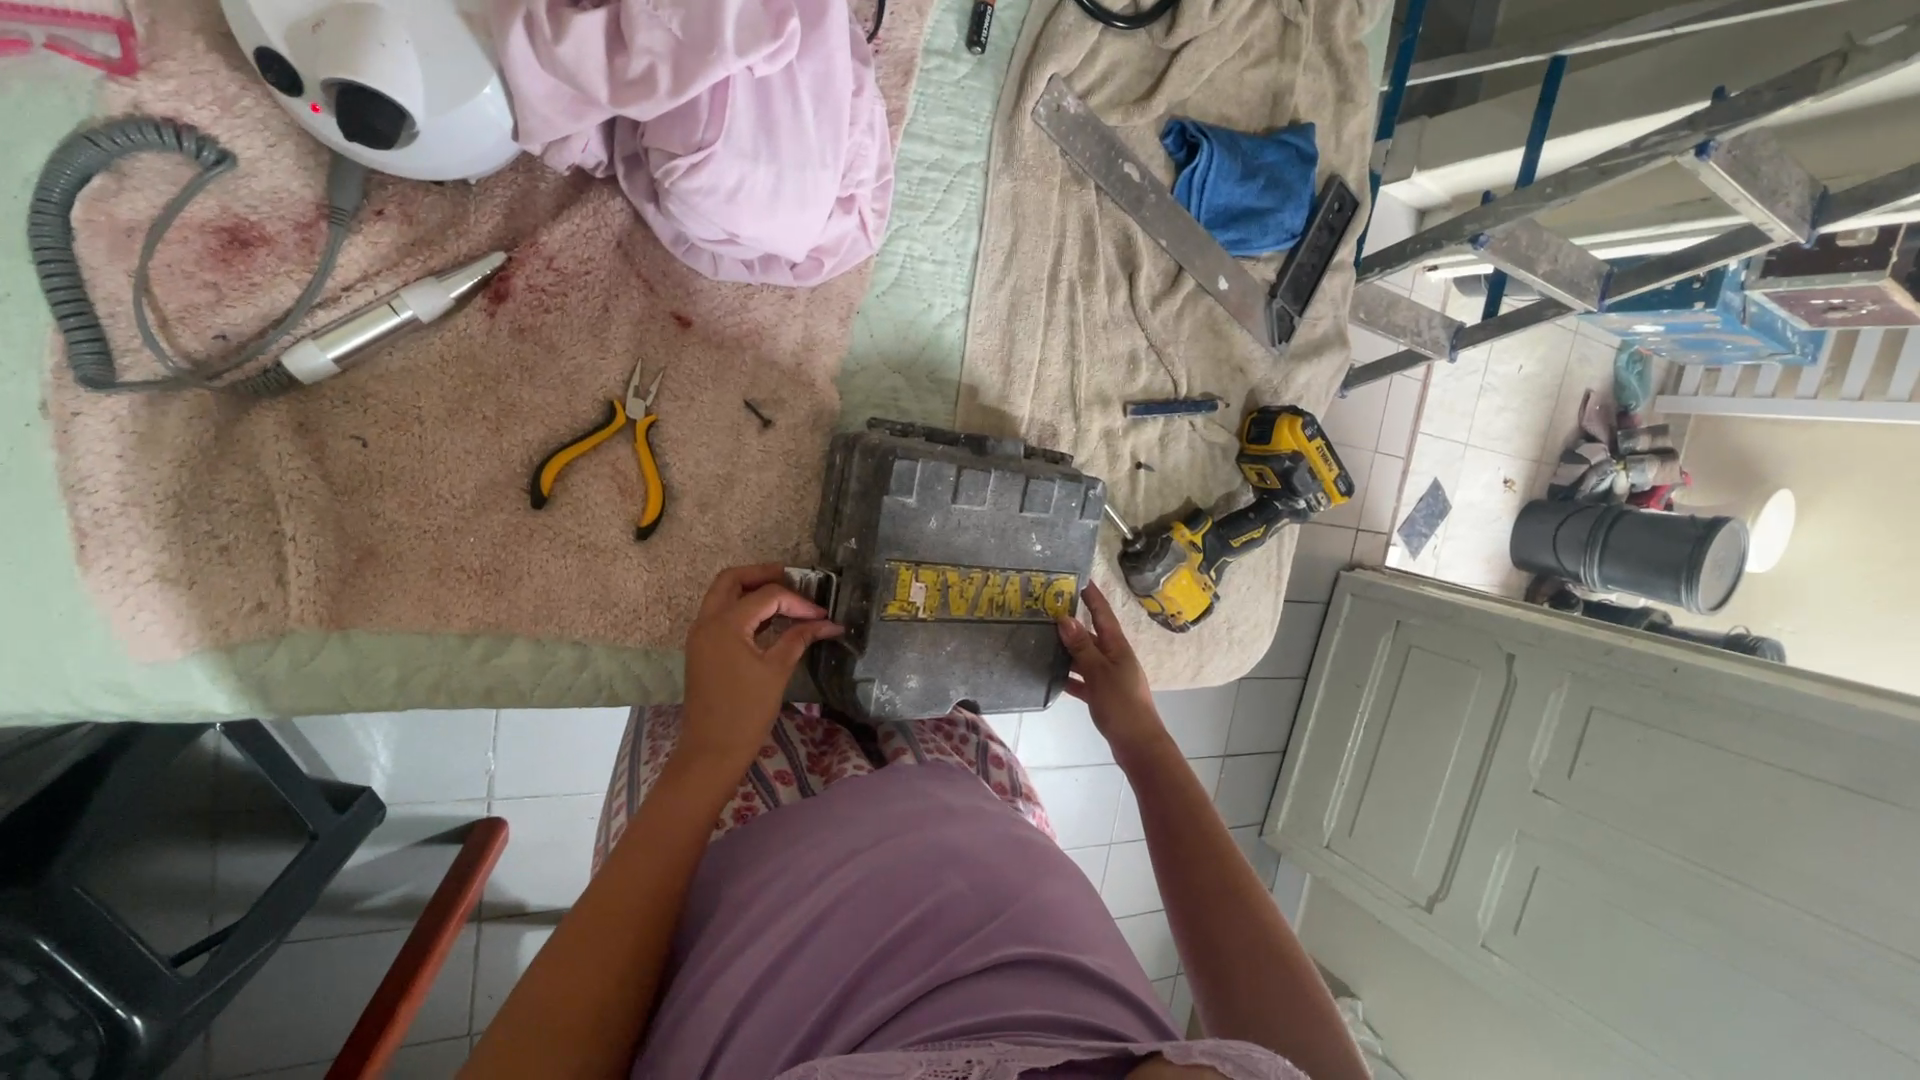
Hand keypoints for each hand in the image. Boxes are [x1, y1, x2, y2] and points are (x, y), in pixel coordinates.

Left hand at [679, 563, 842, 770]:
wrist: (712, 750)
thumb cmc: (747, 712)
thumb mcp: (777, 670)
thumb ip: (799, 638)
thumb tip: (828, 624)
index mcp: (725, 624)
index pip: (767, 596)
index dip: (798, 602)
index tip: (822, 616)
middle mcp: (706, 622)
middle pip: (732, 579)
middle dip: (763, 575)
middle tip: (794, 579)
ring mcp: (700, 635)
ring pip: (721, 594)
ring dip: (750, 589)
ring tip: (784, 597)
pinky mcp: (701, 649)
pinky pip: (719, 614)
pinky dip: (741, 608)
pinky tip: (767, 620)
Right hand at [1056, 582, 1172, 765]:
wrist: (1137, 744)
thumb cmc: (1122, 704)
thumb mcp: (1099, 673)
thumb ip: (1082, 647)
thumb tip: (1065, 618)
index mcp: (1117, 647)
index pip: (1103, 614)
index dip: (1092, 596)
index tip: (1079, 578)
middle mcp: (1113, 657)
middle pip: (1091, 634)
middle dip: (1072, 622)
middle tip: (1047, 609)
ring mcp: (1108, 677)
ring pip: (1083, 657)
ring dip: (1066, 649)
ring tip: (1041, 638)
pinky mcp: (1102, 695)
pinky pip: (1081, 679)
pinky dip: (1068, 676)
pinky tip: (1050, 674)